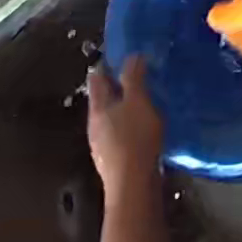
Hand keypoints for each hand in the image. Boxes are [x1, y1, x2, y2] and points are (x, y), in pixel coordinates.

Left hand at [87, 57, 163, 206]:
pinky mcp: (115, 159)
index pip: (97, 78)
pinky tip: (145, 129)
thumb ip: (134, 78)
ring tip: (146, 101)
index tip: (123, 55)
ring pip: (112, 118)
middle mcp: (95, 124)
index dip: (107, 65)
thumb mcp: (138, 102)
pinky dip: (131, 127)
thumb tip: (131, 55)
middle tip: (139, 76)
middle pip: (103, 99)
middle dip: (117, 87)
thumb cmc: (135, 139)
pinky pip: (122, 134)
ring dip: (125, 108)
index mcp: (98, 107)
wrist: (133, 186)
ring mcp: (103, 144)